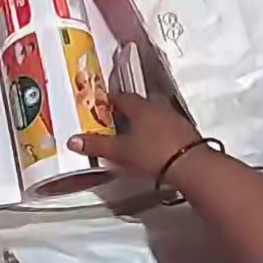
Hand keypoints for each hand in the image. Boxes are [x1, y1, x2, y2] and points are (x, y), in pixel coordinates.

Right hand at [68, 90, 201, 177]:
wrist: (190, 165)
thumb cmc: (151, 153)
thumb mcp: (120, 151)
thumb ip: (97, 145)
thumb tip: (71, 140)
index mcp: (140, 107)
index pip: (123, 97)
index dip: (111, 100)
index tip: (102, 104)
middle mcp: (158, 107)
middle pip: (140, 104)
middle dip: (128, 110)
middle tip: (116, 119)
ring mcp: (175, 119)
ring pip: (155, 114)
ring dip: (145, 120)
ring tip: (133, 132)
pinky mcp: (186, 132)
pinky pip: (167, 126)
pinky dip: (157, 131)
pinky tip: (153, 143)